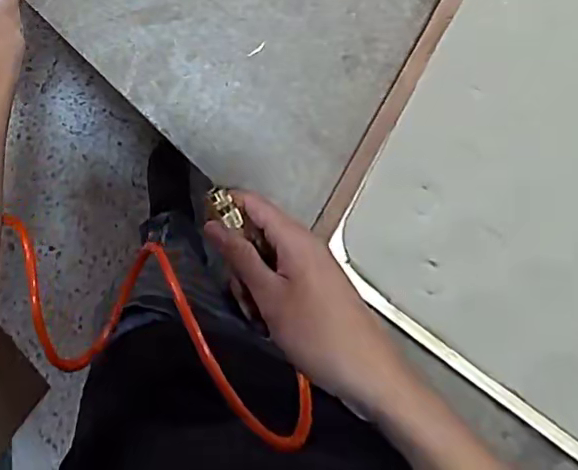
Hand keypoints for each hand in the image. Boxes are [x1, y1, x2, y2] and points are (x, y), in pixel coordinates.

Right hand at [203, 190, 400, 403]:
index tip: (204, 231)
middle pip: (256, 229)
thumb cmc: (317, 334)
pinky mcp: (316, 284)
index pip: (250, 201)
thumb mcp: (269, 296)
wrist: (373, 377)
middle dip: (238, 255)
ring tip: (257, 313)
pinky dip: (269, 291)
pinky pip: (282, 273)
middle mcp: (303, 242)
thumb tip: (212, 224)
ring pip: (266, 255)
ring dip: (252, 279)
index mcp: (293, 236)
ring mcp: (311, 264)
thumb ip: (239, 256)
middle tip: (238, 290)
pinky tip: (270, 320)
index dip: (223, 207)